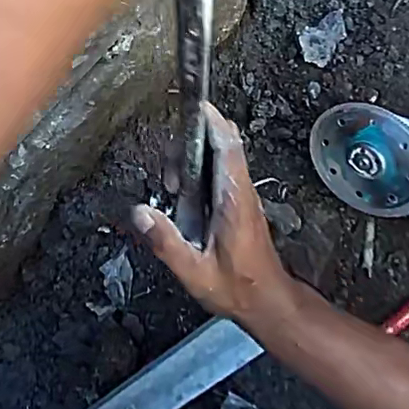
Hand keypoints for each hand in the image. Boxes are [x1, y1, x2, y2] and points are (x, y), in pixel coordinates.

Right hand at [133, 104, 297, 324]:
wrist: (269, 302)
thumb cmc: (238, 288)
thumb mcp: (195, 272)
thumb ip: (166, 242)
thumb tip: (140, 212)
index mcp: (234, 199)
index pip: (228, 146)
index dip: (213, 121)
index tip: (196, 106)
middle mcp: (241, 190)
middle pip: (223, 143)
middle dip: (193, 141)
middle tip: (171, 170)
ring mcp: (242, 194)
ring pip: (221, 155)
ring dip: (194, 157)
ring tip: (173, 185)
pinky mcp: (239, 201)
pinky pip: (220, 170)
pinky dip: (200, 168)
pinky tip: (183, 193)